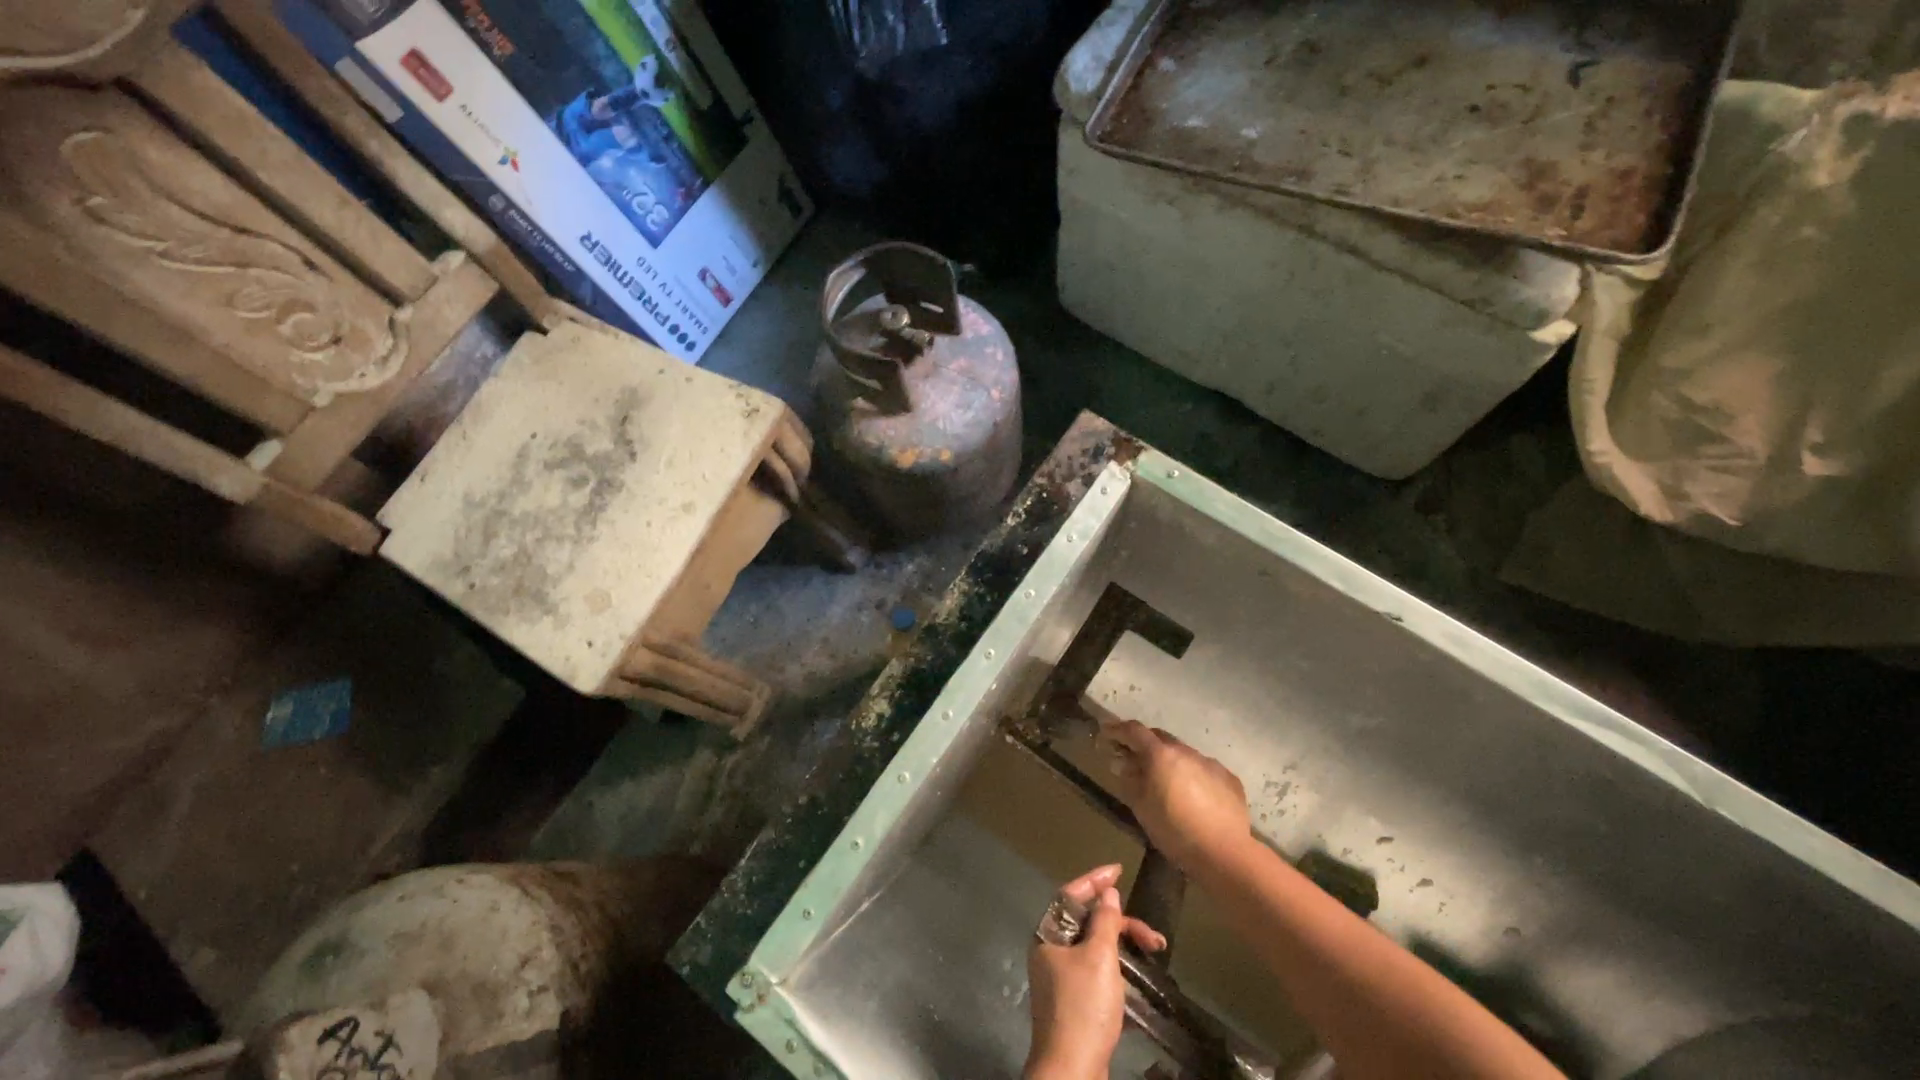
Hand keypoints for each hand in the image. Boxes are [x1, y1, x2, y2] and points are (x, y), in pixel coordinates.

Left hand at [1025, 864, 1166, 1079]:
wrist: (1072, 1069)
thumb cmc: (1083, 1006)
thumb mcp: (1099, 958)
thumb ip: (1105, 921)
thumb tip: (1108, 894)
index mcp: (1047, 935)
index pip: (1069, 894)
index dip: (1094, 880)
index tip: (1119, 869)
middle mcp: (1050, 952)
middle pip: (1087, 923)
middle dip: (1121, 923)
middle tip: (1152, 937)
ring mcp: (1061, 978)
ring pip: (1096, 948)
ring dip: (1125, 946)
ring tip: (1154, 953)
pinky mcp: (1074, 1002)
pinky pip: (1098, 972)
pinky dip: (1119, 969)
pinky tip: (1138, 977)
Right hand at [1099, 719, 1250, 868]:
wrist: (1223, 853)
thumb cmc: (1174, 831)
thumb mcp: (1141, 808)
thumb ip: (1130, 780)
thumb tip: (1123, 763)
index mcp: (1161, 756)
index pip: (1135, 731)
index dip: (1118, 729)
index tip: (1107, 733)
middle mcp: (1187, 752)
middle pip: (1161, 738)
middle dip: (1145, 744)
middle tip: (1134, 758)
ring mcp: (1211, 763)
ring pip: (1184, 754)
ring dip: (1171, 762)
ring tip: (1167, 782)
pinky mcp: (1229, 779)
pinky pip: (1205, 770)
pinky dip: (1193, 776)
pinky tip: (1195, 797)